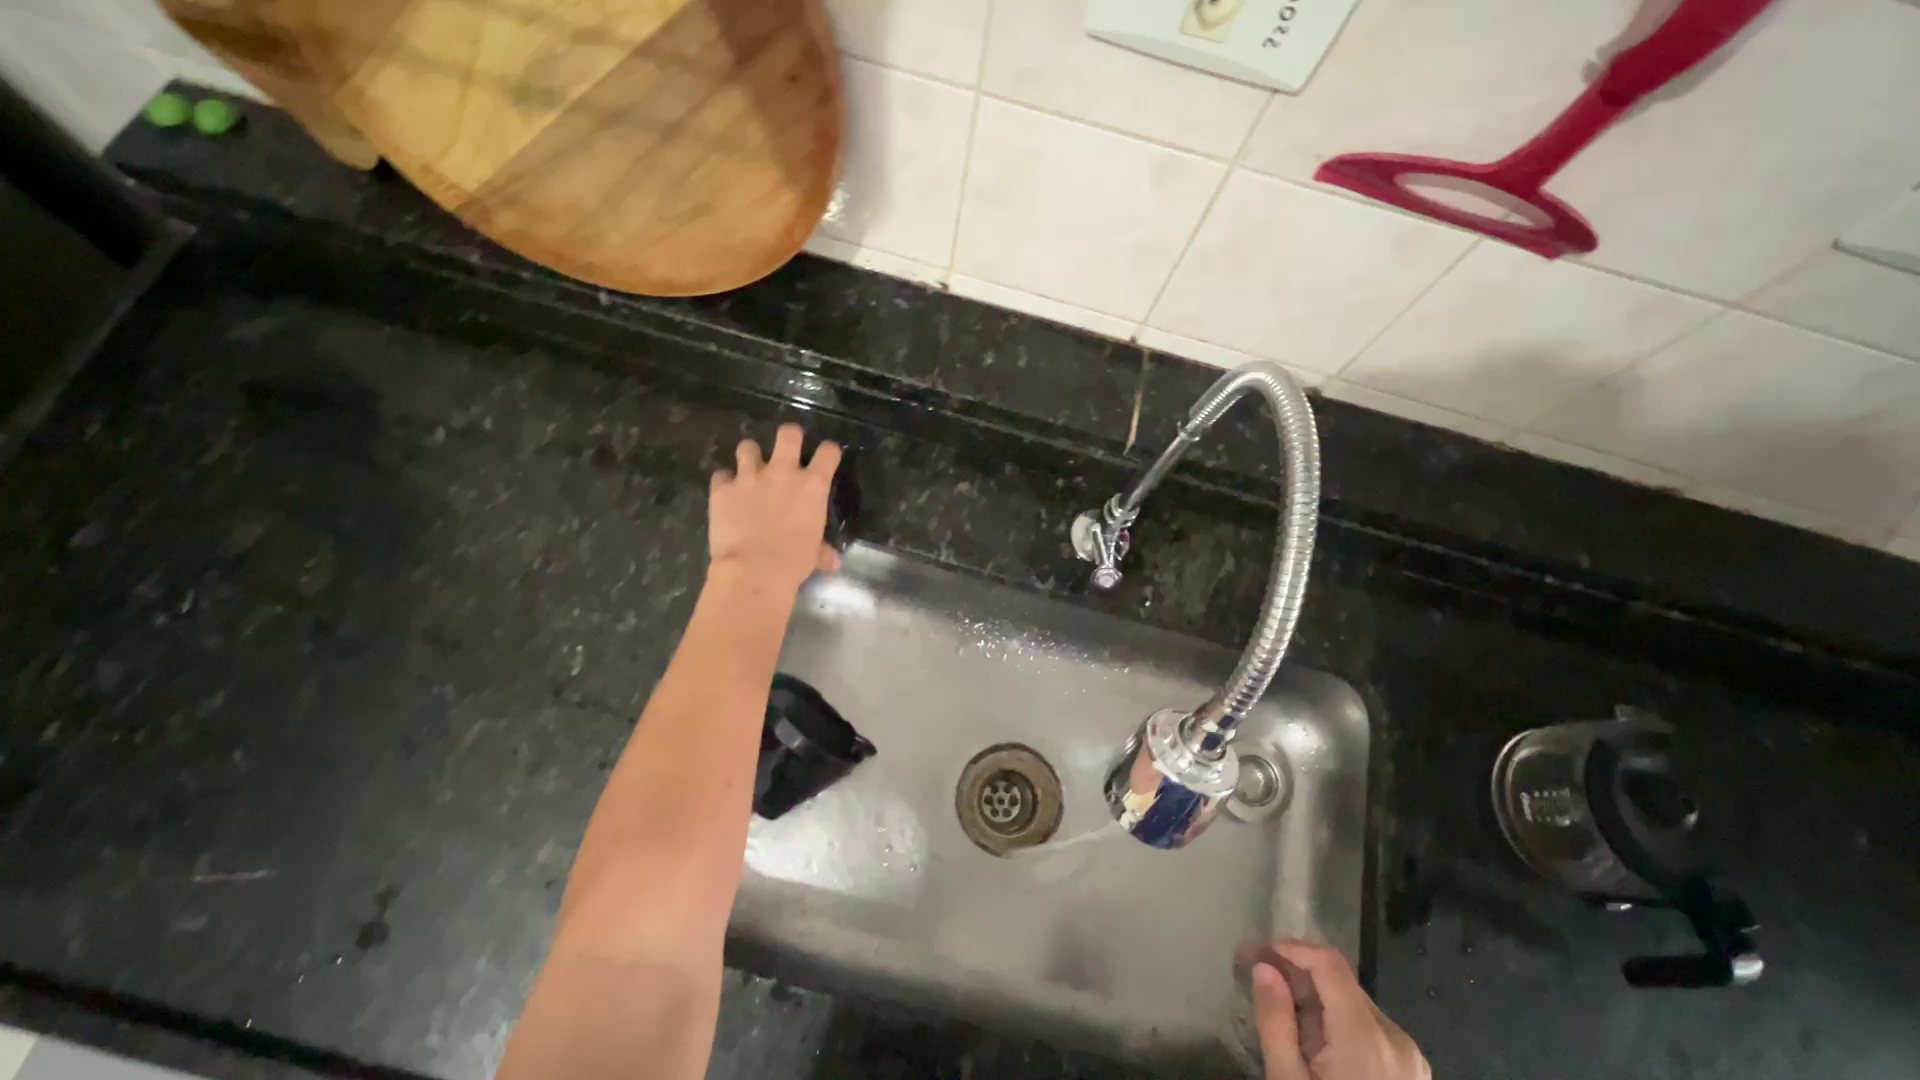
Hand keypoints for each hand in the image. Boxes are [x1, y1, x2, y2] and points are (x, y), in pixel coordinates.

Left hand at [707, 424, 841, 596]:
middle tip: (787, 448)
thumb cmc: (793, 562)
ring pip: (748, 446)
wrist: (753, 570)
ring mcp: (749, 477)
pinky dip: (724, 482)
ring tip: (749, 469)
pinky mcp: (722, 488)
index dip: (828, 452)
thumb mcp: (813, 554)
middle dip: (789, 436)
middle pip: (788, 434)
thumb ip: (822, 550)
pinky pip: (721, 475)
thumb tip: (833, 560)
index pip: (828, 453)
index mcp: (812, 486)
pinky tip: (727, 494)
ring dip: (750, 456)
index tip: (826, 459)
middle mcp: (783, 472)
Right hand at [1250, 941, 1428, 1079]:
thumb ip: (1276, 1021)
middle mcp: (1396, 1037)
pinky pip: (1372, 1032)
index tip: (1254, 953)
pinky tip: (1316, 1047)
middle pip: (1341, 983)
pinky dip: (1340, 1025)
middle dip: (1297, 975)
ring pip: (1356, 1006)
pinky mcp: (1415, 1074)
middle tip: (1257, 980)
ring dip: (1317, 1001)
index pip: (1328, 963)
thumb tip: (1264, 968)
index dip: (1290, 947)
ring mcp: (1412, 1058)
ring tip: (1283, 1019)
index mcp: (1366, 1035)